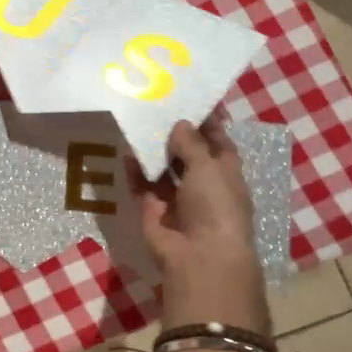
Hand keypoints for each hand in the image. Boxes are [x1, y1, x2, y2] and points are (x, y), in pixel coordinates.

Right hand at [129, 117, 271, 335]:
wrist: (198, 253)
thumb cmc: (215, 206)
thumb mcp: (207, 168)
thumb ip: (190, 144)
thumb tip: (179, 123)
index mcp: (226, 173)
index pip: (218, 142)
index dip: (208, 122)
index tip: (193, 99)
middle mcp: (202, 183)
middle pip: (187, 153)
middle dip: (175, 134)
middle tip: (155, 107)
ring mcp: (176, 197)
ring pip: (162, 168)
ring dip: (152, 151)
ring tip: (137, 125)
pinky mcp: (152, 209)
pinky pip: (142, 185)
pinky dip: (134, 171)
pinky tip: (125, 153)